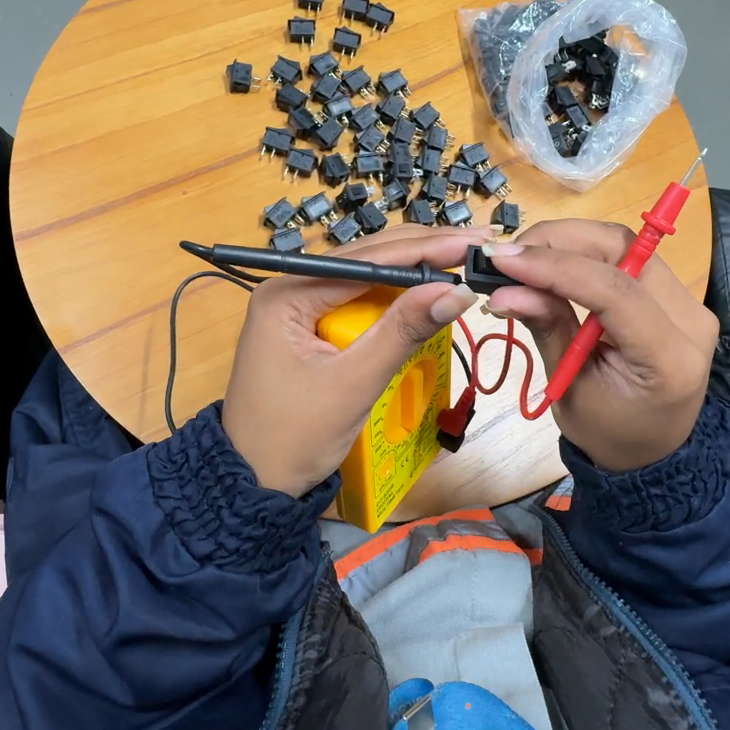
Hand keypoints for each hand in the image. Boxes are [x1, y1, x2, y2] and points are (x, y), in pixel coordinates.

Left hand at [222, 225, 487, 495]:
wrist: (253, 485)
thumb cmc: (294, 437)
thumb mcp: (353, 384)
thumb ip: (403, 332)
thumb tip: (457, 291)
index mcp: (287, 293)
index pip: (366, 259)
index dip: (422, 249)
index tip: (470, 243)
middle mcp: (290, 287)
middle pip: (366, 260)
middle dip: (421, 251)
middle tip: (476, 244)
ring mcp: (299, 307)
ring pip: (365, 278)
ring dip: (412, 270)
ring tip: (460, 256)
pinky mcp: (311, 327)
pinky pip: (359, 301)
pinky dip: (395, 297)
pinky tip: (426, 287)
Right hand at [482, 219, 718, 471]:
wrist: (652, 449)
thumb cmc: (608, 431)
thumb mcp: (571, 389)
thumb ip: (546, 329)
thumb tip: (503, 290)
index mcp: (668, 359)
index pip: (614, 291)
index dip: (555, 268)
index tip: (501, 261)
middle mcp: (690, 319)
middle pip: (621, 249)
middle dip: (557, 241)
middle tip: (507, 256)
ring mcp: (688, 301)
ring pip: (622, 242)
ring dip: (567, 241)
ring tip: (522, 258)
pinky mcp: (676, 293)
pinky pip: (625, 255)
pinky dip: (581, 251)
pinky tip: (549, 263)